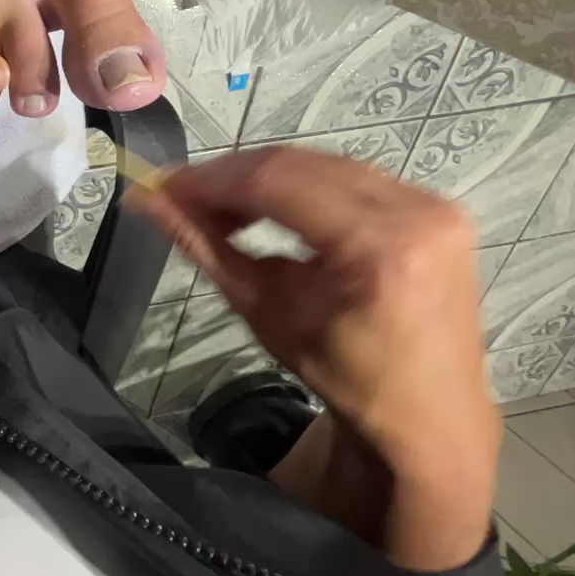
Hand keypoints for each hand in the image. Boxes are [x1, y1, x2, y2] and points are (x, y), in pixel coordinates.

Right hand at [130, 147, 499, 569]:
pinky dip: (291, 183)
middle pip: (292, 164)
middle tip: (179, 197)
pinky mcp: (431, 205)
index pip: (273, 182)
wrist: (429, 412)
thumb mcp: (260, 308)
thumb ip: (201, 244)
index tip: (159, 187)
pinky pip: (341, 173)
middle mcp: (415, 212)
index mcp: (379, 247)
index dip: (208, 179)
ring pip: (313, 162)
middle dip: (226, 176)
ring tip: (217, 209)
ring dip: (255, 178)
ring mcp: (431, 204)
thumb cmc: (341, 372)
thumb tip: (142, 200)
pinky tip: (262, 209)